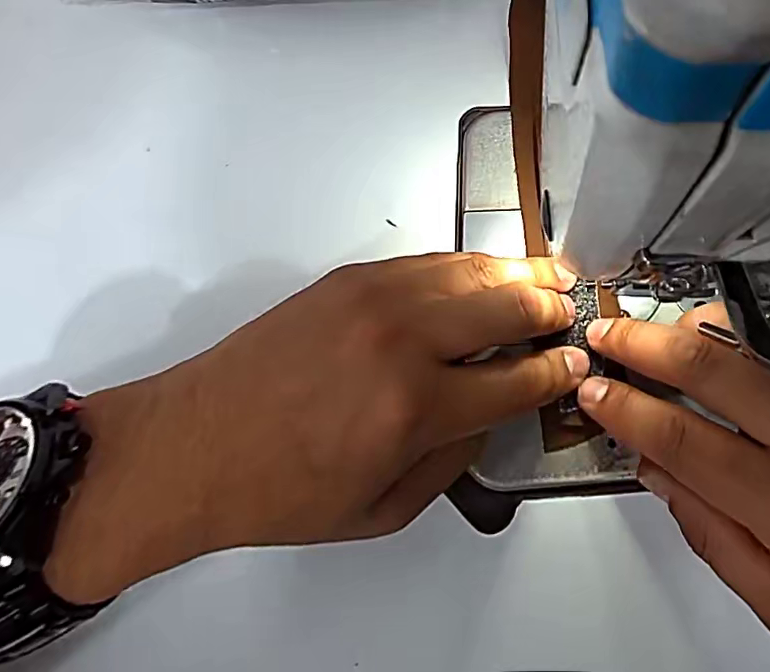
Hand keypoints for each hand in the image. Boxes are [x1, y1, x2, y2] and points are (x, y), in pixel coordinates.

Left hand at [47, 253, 589, 600]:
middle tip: (571, 313)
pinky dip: (471, 265)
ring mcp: (377, 296)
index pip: (516, 378)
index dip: (556, 370)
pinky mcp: (354, 275)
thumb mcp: (383, 510)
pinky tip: (489, 272)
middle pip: (508, 305)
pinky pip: (433, 260)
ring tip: (549, 276)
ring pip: (476, 269)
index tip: (575, 362)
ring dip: (521, 273)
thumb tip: (491, 410)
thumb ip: (454, 458)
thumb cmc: (282, 489)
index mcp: (414, 409)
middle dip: (551, 309)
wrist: (193, 443)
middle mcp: (403, 341)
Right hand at [579, 304, 769, 671]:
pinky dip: (742, 343)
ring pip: (752, 349)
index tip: (595, 391)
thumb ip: (720, 540)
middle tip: (609, 331)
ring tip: (651, 324)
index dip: (628, 411)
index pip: (682, 439)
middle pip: (711, 371)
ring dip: (691, 329)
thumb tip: (668, 483)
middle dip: (647, 343)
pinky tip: (718, 338)